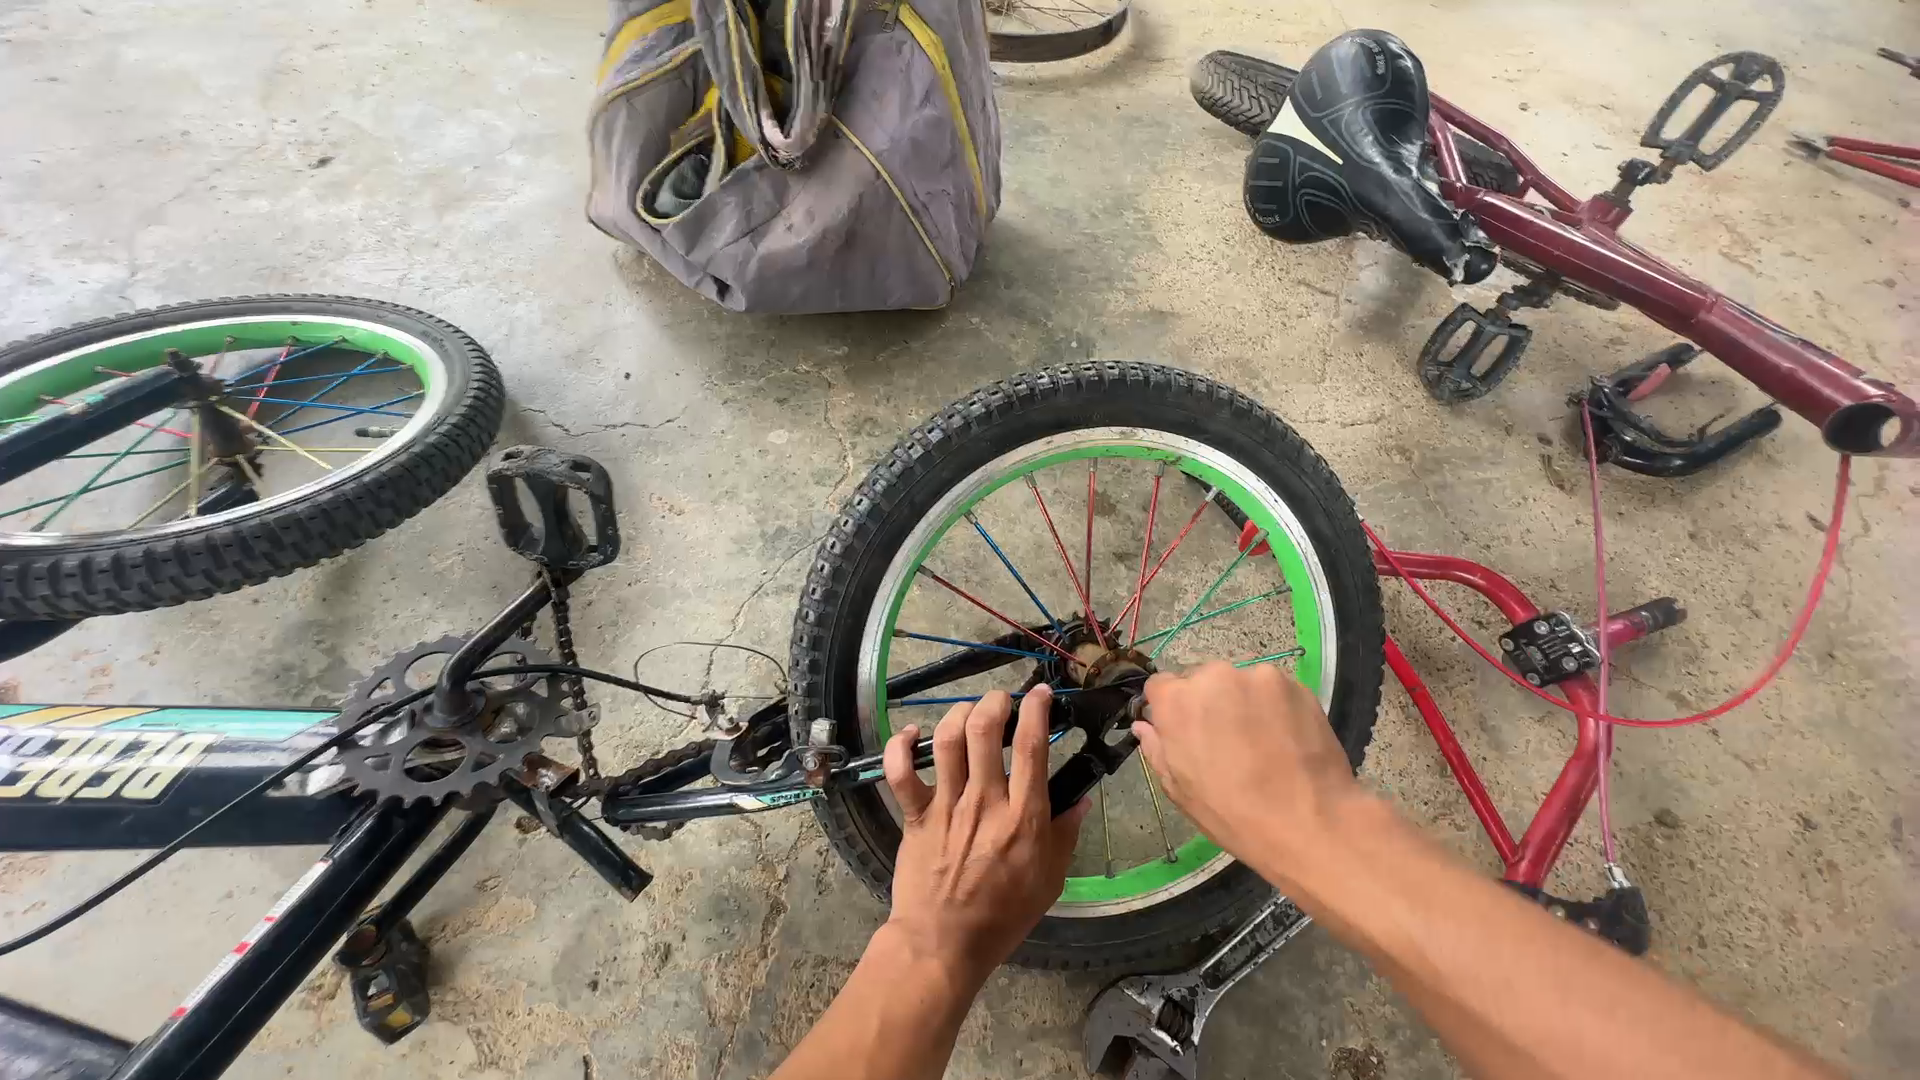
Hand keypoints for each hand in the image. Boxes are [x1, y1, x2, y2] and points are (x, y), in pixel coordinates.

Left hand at [880, 686, 1088, 983]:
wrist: (944, 943)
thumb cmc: (1003, 914)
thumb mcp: (1051, 879)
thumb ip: (1065, 834)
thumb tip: (1080, 797)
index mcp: (1023, 817)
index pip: (1032, 746)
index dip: (1037, 709)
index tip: (1040, 693)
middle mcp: (984, 802)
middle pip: (984, 730)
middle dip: (995, 701)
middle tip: (1002, 699)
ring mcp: (945, 806)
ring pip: (947, 739)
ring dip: (958, 714)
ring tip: (969, 712)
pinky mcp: (914, 815)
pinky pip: (900, 771)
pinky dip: (901, 745)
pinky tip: (913, 733)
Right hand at [1132, 662, 1362, 891]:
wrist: (1309, 821)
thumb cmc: (1232, 813)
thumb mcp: (1179, 790)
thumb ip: (1157, 749)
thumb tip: (1145, 726)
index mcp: (1176, 701)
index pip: (1161, 685)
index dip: (1170, 708)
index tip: (1186, 731)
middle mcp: (1213, 676)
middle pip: (1202, 680)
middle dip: (1209, 702)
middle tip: (1226, 739)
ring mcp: (1257, 676)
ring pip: (1240, 682)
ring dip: (1243, 702)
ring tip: (1261, 740)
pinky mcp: (1294, 684)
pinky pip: (1273, 689)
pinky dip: (1274, 706)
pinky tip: (1285, 737)